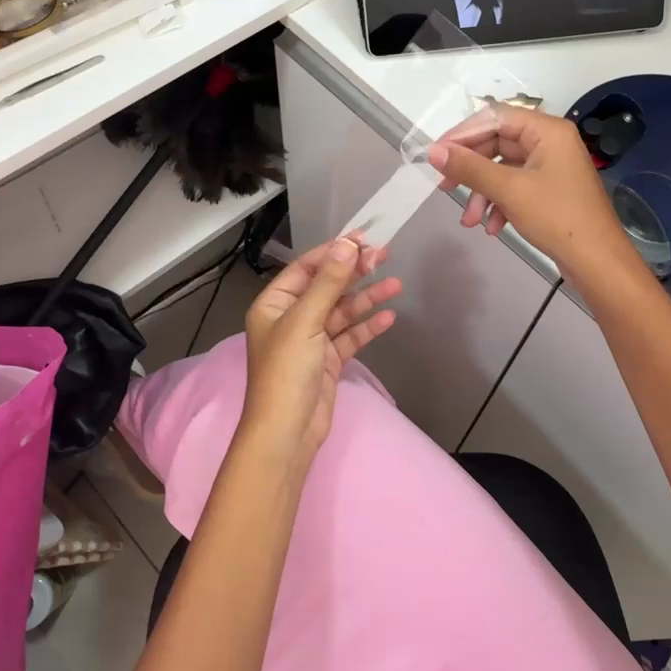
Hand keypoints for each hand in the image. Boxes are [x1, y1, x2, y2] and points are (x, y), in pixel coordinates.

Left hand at [242, 236, 399, 457]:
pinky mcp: (327, 361)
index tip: (363, 239)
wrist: (287, 432)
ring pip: (342, 312)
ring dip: (367, 299)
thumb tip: (347, 245)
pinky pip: (350, 337)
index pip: (306, 269)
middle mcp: (290, 319)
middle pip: (326, 287)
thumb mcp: (305, 321)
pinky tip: (389, 318)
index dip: (334, 252)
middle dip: (354, 273)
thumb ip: (328, 283)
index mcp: (274, 305)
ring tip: (396, 285)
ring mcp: (310, 341)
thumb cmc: (286, 372)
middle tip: (385, 256)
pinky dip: (367, 327)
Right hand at [425, 105, 639, 287]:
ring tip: (470, 221)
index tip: (436, 155)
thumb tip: (434, 151)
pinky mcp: (551, 191)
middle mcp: (551, 142)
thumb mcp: (509, 190)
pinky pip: (517, 188)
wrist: (598, 261)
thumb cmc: (557, 217)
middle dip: (471, 170)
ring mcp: (552, 167)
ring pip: (504, 170)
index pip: (495, 117)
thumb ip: (469, 168)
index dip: (463, 134)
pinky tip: (492, 228)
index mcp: (547, 131)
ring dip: (483, 194)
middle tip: (445, 188)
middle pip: (498, 144)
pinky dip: (500, 205)